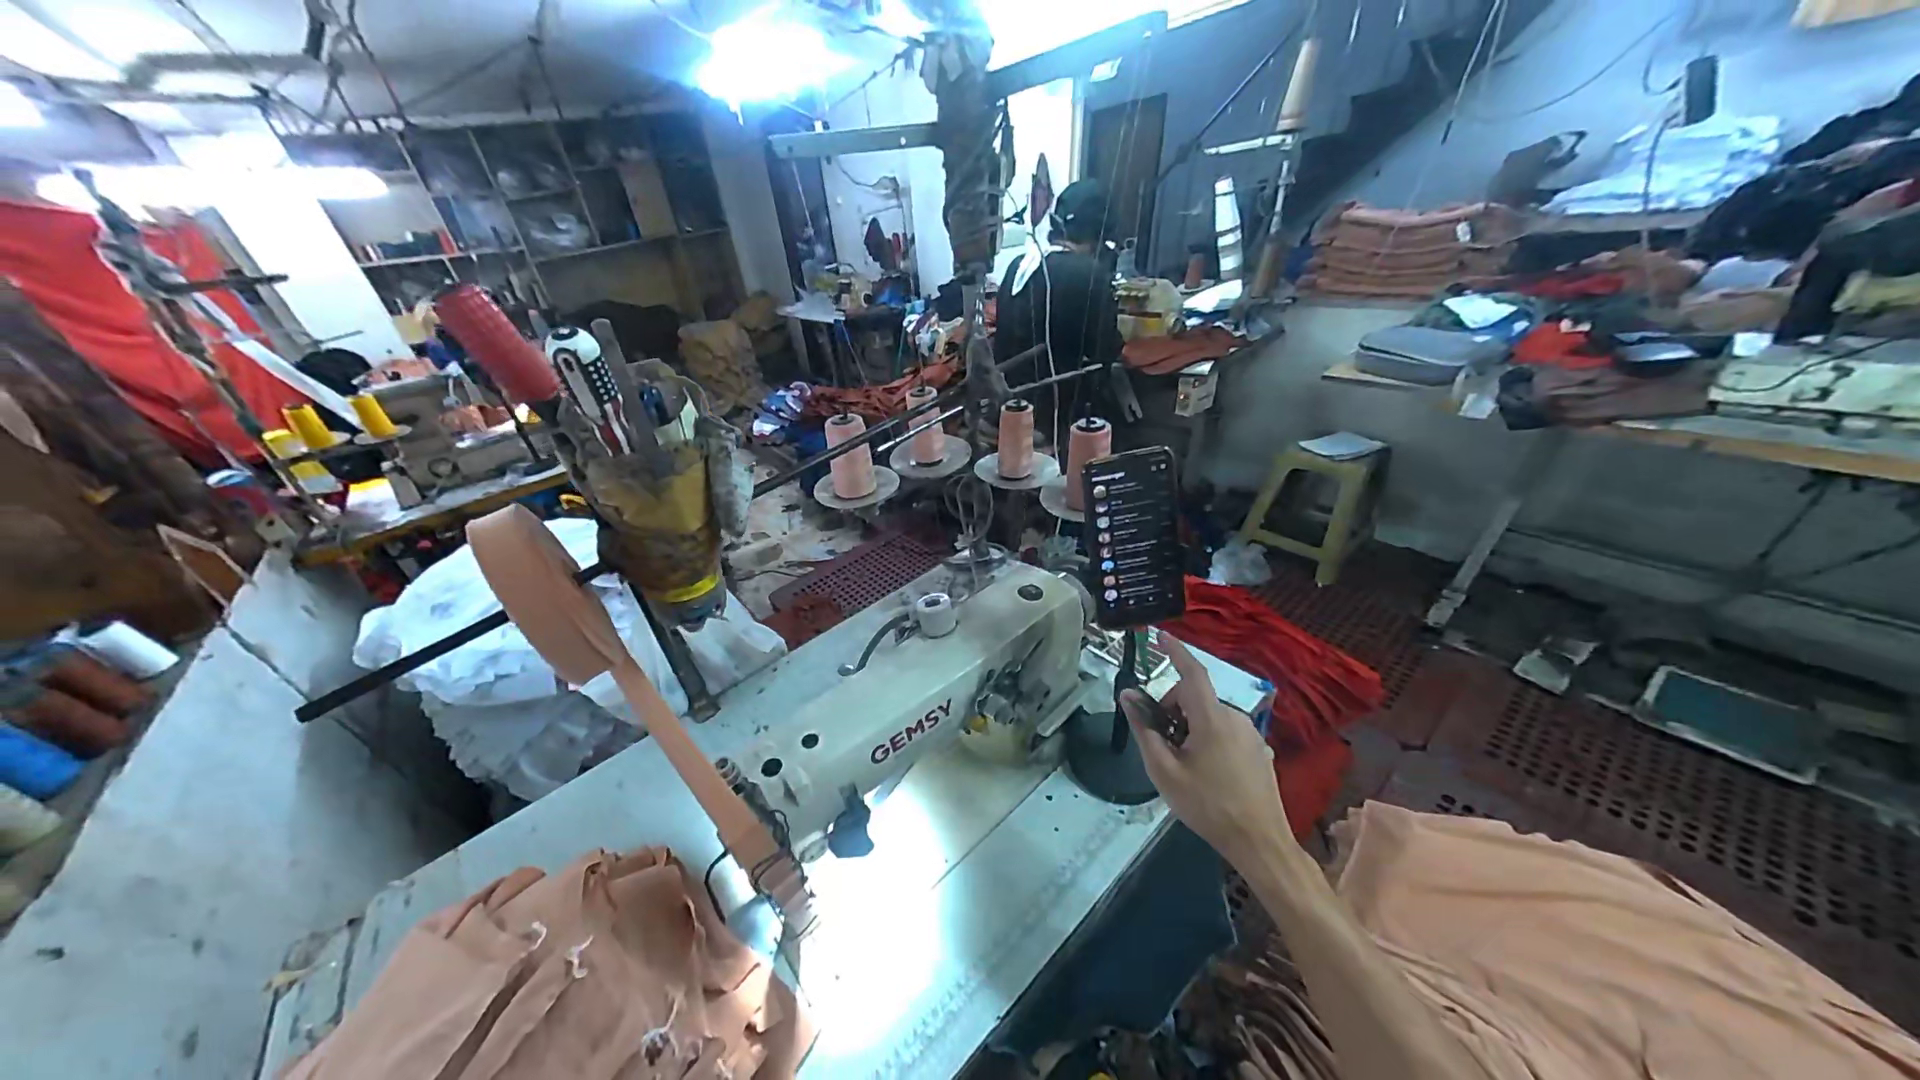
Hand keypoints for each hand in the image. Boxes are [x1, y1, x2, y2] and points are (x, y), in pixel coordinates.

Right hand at [1120, 633, 1288, 864]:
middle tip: (1162, 745)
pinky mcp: (1259, 750)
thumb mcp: (1164, 770)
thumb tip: (1128, 696)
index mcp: (1212, 719)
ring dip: (1190, 727)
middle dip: (1173, 710)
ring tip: (1184, 764)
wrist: (1259, 842)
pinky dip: (1208, 738)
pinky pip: (1226, 731)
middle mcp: (1235, 718)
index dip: (1175, 652)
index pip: (1192, 673)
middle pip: (1195, 697)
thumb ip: (1144, 729)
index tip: (1160, 636)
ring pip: (1209, 715)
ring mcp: (1251, 734)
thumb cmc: (1206, 806)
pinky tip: (1207, 772)